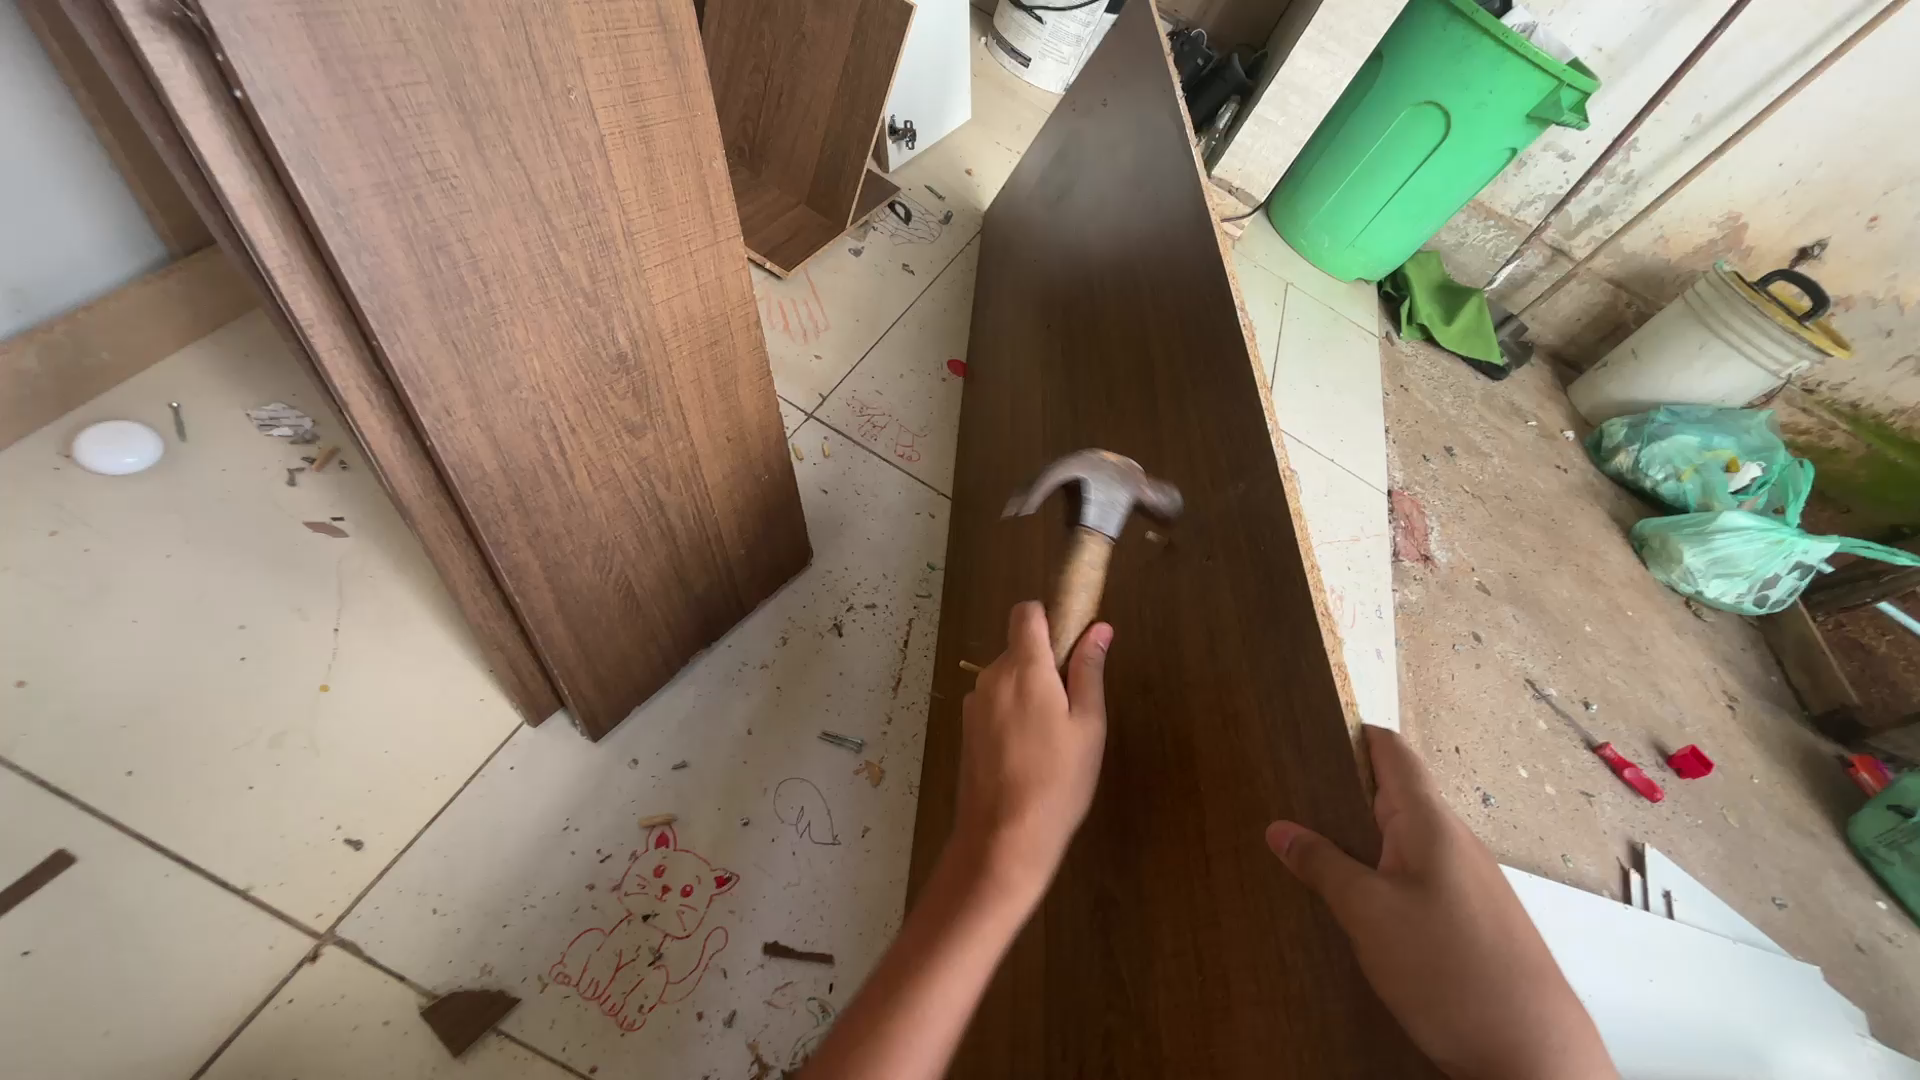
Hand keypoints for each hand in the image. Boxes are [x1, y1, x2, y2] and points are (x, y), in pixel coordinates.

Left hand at [953, 601, 1110, 894]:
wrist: (1004, 837)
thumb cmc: (1059, 779)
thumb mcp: (1088, 724)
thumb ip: (1089, 670)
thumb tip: (1099, 628)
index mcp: (1023, 668)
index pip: (1026, 613)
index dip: (1050, 618)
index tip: (1072, 645)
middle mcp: (991, 677)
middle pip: (1018, 648)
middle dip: (1045, 663)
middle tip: (1073, 707)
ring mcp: (974, 704)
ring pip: (1006, 678)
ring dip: (1029, 691)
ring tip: (1053, 738)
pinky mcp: (966, 729)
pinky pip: (994, 703)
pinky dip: (1012, 712)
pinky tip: (1028, 752)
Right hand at [1266, 727, 1616, 1079]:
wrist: (1535, 1062)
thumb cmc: (1448, 970)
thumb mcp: (1367, 913)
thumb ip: (1321, 864)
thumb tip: (1279, 828)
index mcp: (1429, 824)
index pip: (1392, 752)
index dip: (1354, 732)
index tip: (1310, 727)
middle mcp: (1455, 842)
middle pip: (1395, 794)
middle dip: (1344, 788)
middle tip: (1289, 793)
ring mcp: (1470, 882)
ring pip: (1405, 839)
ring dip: (1361, 835)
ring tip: (1311, 844)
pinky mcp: (1473, 919)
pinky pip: (1417, 874)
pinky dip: (1381, 870)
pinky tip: (1356, 898)